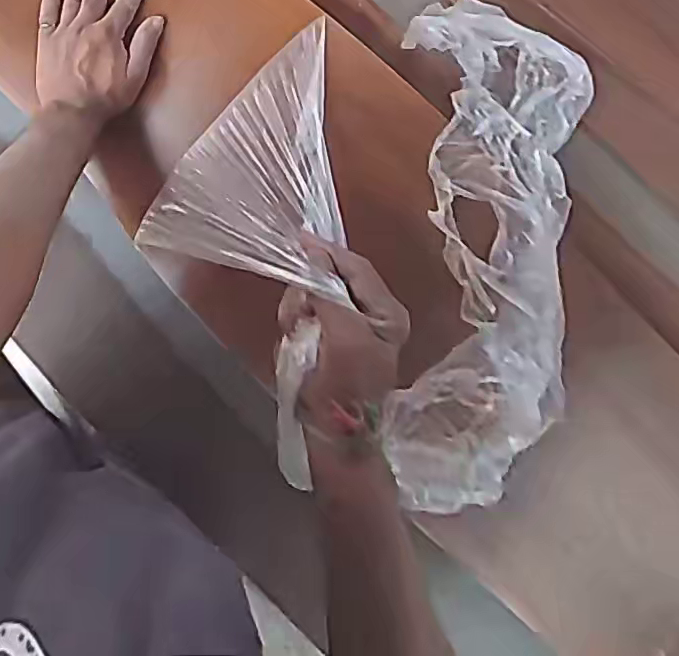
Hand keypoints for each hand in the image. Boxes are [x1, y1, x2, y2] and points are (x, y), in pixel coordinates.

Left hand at [35, 0, 164, 126]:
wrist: (70, 113)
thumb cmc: (105, 99)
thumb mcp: (134, 76)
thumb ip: (144, 46)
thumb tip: (155, 20)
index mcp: (108, 34)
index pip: (126, 3)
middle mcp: (85, 26)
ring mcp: (63, 32)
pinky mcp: (46, 41)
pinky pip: (48, 12)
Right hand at [281, 234, 409, 467]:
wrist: (333, 439)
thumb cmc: (346, 387)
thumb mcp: (343, 335)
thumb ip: (328, 292)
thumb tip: (311, 254)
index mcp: (386, 312)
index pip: (356, 266)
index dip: (328, 251)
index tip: (298, 239)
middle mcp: (369, 315)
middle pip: (330, 278)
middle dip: (309, 289)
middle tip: (297, 311)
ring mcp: (345, 328)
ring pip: (311, 296)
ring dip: (297, 309)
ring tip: (295, 333)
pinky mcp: (324, 340)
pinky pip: (302, 315)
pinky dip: (293, 323)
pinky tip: (293, 342)